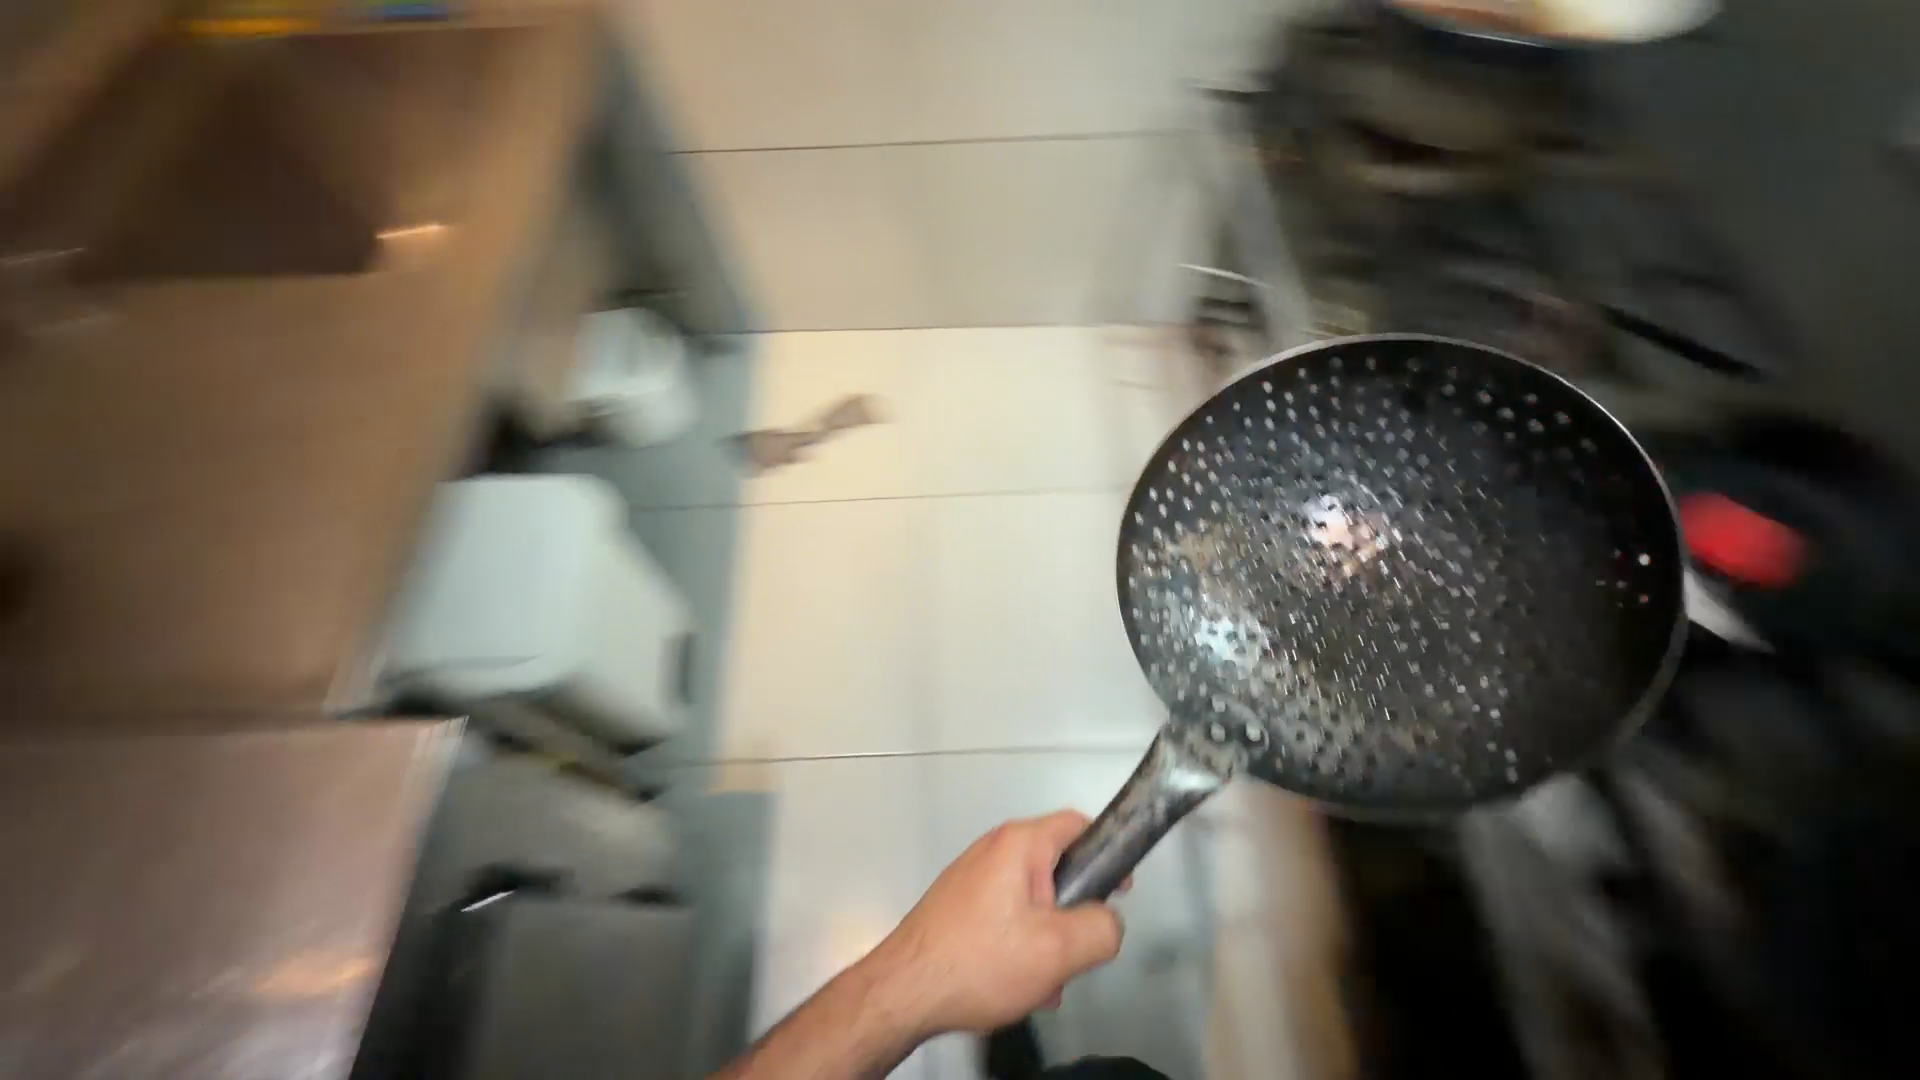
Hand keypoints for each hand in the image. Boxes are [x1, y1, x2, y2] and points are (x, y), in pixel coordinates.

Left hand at [859, 811, 1125, 1036]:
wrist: (906, 991)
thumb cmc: (980, 960)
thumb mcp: (1058, 950)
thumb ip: (1101, 929)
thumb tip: (1109, 920)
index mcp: (1019, 844)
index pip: (1078, 824)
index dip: (1107, 853)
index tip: (1118, 891)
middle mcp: (995, 848)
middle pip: (1056, 868)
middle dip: (1072, 914)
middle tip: (1074, 952)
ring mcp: (974, 876)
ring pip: (1033, 900)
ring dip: (1047, 939)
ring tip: (1041, 981)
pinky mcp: (961, 903)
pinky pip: (1008, 915)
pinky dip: (1020, 945)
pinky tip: (1016, 983)